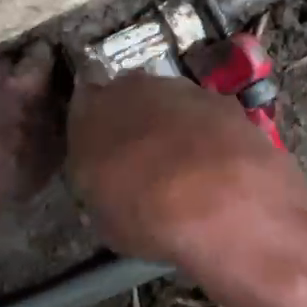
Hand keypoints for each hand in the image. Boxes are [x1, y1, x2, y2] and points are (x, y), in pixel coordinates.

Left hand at [0, 42, 62, 206]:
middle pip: (13, 59)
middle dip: (25, 66)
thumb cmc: (16, 168)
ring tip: (14, 98)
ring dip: (3, 82)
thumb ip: (61, 116)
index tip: (61, 62)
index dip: (53, 54)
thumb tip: (65, 99)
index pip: (42, 50)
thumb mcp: (54, 148)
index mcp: (27, 80)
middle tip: (39, 82)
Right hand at [68, 71, 306, 269]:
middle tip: (146, 166)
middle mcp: (131, 88)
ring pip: (171, 106)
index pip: (84, 112)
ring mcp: (180, 89)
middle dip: (136, 126)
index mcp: (90, 110)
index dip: (96, 136)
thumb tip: (108, 187)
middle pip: (129, 101)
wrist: (219, 201)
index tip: (104, 161)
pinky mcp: (223, 101)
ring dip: (176, 130)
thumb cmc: (144, 212)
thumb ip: (101, 188)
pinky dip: (211, 139)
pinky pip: (208, 119)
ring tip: (189, 174)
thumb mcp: (104, 217)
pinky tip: (222, 173)